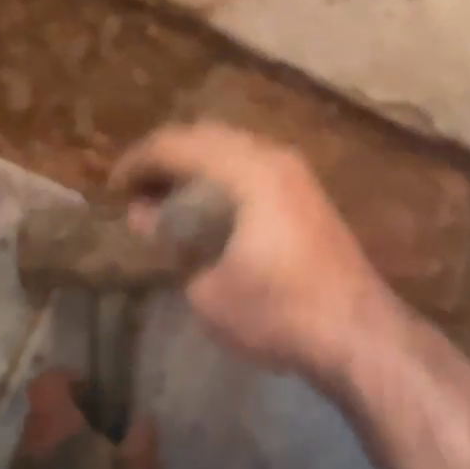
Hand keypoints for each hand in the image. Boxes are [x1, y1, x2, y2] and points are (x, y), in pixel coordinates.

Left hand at [0, 369, 159, 468]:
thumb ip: (142, 438)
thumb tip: (141, 417)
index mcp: (54, 427)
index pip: (47, 380)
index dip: (70, 378)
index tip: (95, 391)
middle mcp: (24, 448)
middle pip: (41, 415)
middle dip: (69, 418)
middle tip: (102, 435)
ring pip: (34, 450)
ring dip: (58, 452)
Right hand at [110, 122, 389, 378]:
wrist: (358, 333)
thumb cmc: (278, 311)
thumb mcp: (207, 288)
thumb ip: (170, 244)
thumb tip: (146, 217)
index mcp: (246, 169)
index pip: (177, 144)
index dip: (137, 162)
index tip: (111, 189)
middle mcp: (272, 156)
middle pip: (206, 135)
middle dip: (166, 157)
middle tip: (136, 192)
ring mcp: (296, 172)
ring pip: (232, 147)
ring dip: (195, 165)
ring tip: (166, 200)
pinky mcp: (308, 193)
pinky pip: (252, 164)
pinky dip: (221, 175)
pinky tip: (208, 208)